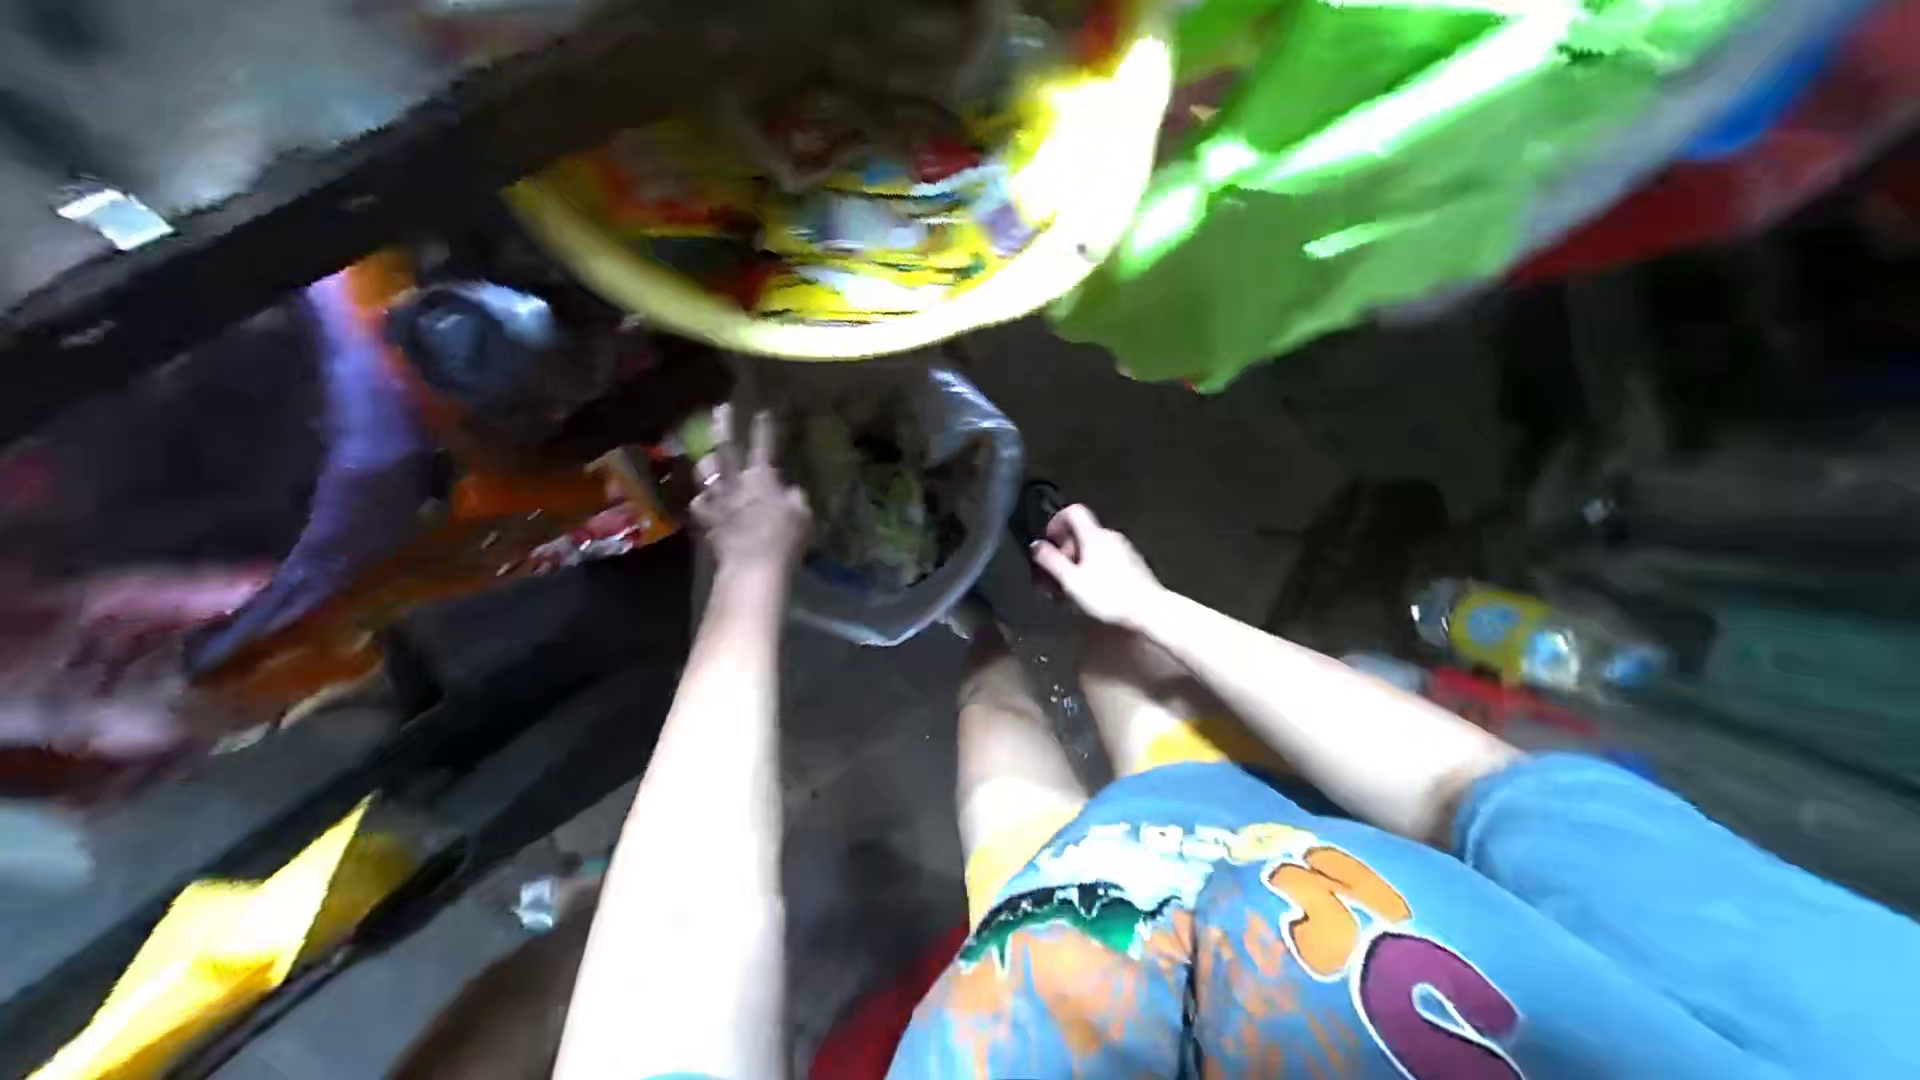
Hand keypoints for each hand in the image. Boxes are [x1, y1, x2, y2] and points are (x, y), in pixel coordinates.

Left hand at [691, 406, 810, 576]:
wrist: (752, 566)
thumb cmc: (784, 539)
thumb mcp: (803, 515)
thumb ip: (795, 497)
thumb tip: (788, 491)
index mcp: (762, 477)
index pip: (764, 444)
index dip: (764, 427)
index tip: (763, 411)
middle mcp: (736, 482)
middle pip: (726, 447)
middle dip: (724, 425)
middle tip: (721, 408)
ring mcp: (717, 500)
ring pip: (706, 472)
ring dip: (708, 463)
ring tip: (708, 458)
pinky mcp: (707, 520)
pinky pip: (700, 504)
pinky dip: (703, 500)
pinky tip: (706, 501)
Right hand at [1029, 504, 1165, 630]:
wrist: (1151, 610)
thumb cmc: (1109, 595)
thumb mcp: (1073, 581)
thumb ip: (1051, 561)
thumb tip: (1035, 545)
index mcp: (1094, 536)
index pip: (1073, 511)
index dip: (1056, 521)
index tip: (1049, 542)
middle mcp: (1110, 536)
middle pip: (1081, 531)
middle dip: (1065, 549)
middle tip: (1057, 573)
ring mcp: (1123, 548)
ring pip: (1093, 546)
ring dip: (1078, 560)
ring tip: (1072, 586)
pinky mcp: (1132, 562)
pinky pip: (1105, 556)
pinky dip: (1093, 565)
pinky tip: (1092, 589)